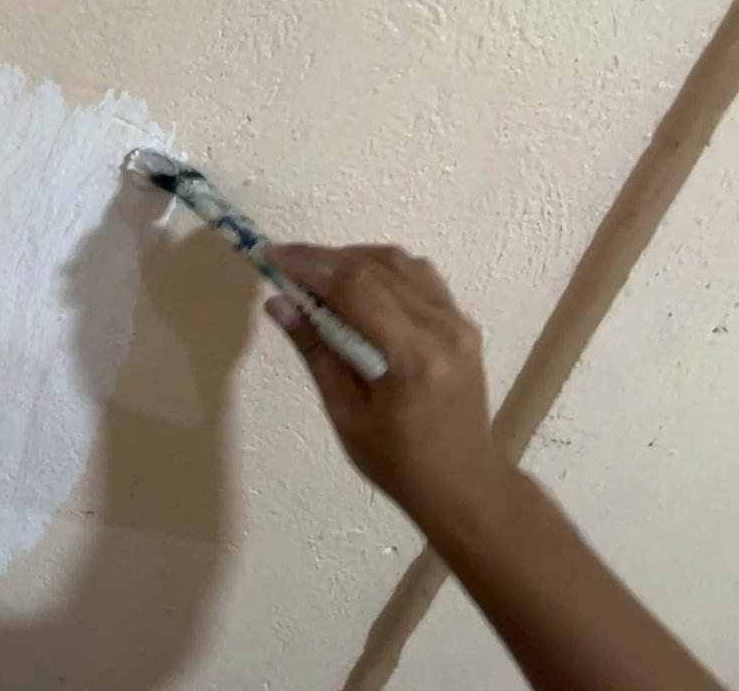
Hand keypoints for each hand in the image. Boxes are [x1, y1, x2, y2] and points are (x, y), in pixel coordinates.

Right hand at [264, 244, 513, 522]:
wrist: (464, 483)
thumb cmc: (398, 459)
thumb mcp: (345, 412)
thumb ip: (314, 351)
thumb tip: (277, 303)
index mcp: (413, 358)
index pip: (356, 287)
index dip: (311, 264)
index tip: (273, 256)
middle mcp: (443, 329)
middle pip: (375, 266)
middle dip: (323, 258)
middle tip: (285, 262)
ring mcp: (459, 322)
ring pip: (398, 262)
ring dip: (351, 258)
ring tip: (316, 273)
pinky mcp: (462, 321)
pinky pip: (416, 275)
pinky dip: (378, 268)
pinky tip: (354, 284)